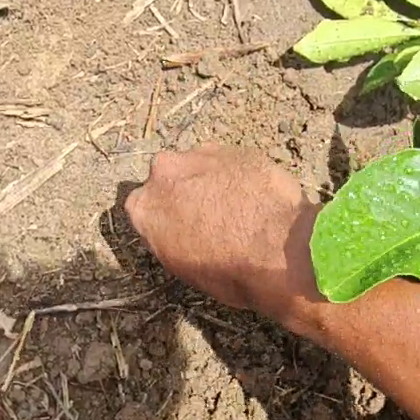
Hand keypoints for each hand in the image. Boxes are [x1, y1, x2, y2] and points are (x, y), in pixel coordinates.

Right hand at [123, 145, 321, 326]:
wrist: (276, 249)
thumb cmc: (228, 271)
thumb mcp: (185, 269)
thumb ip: (170, 238)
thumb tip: (180, 232)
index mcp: (143, 208)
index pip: (143, 209)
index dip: (164, 220)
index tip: (178, 230)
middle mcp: (163, 173)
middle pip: (167, 180)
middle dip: (183, 193)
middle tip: (207, 218)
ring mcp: (198, 155)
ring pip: (197, 167)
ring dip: (210, 182)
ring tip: (235, 210)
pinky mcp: (233, 148)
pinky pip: (227, 162)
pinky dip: (236, 175)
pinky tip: (253, 198)